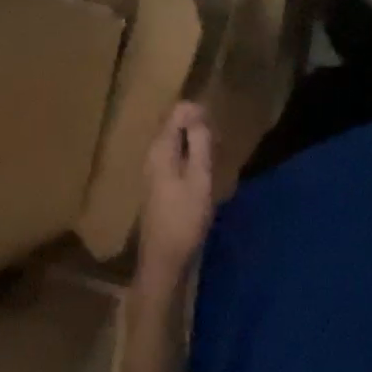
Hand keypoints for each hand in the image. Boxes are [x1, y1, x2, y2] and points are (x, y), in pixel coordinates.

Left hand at [138, 102, 214, 289]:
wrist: (163, 260)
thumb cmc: (184, 219)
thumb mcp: (199, 178)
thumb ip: (199, 142)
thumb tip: (197, 111)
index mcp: (160, 148)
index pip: (177, 111)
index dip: (199, 113)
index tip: (217, 130)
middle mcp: (153, 153)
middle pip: (175, 124)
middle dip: (198, 127)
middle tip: (219, 145)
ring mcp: (153, 169)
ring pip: (176, 141)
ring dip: (196, 143)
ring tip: (215, 158)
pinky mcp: (158, 183)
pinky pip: (175, 157)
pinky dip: (190, 157)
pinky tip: (203, 173)